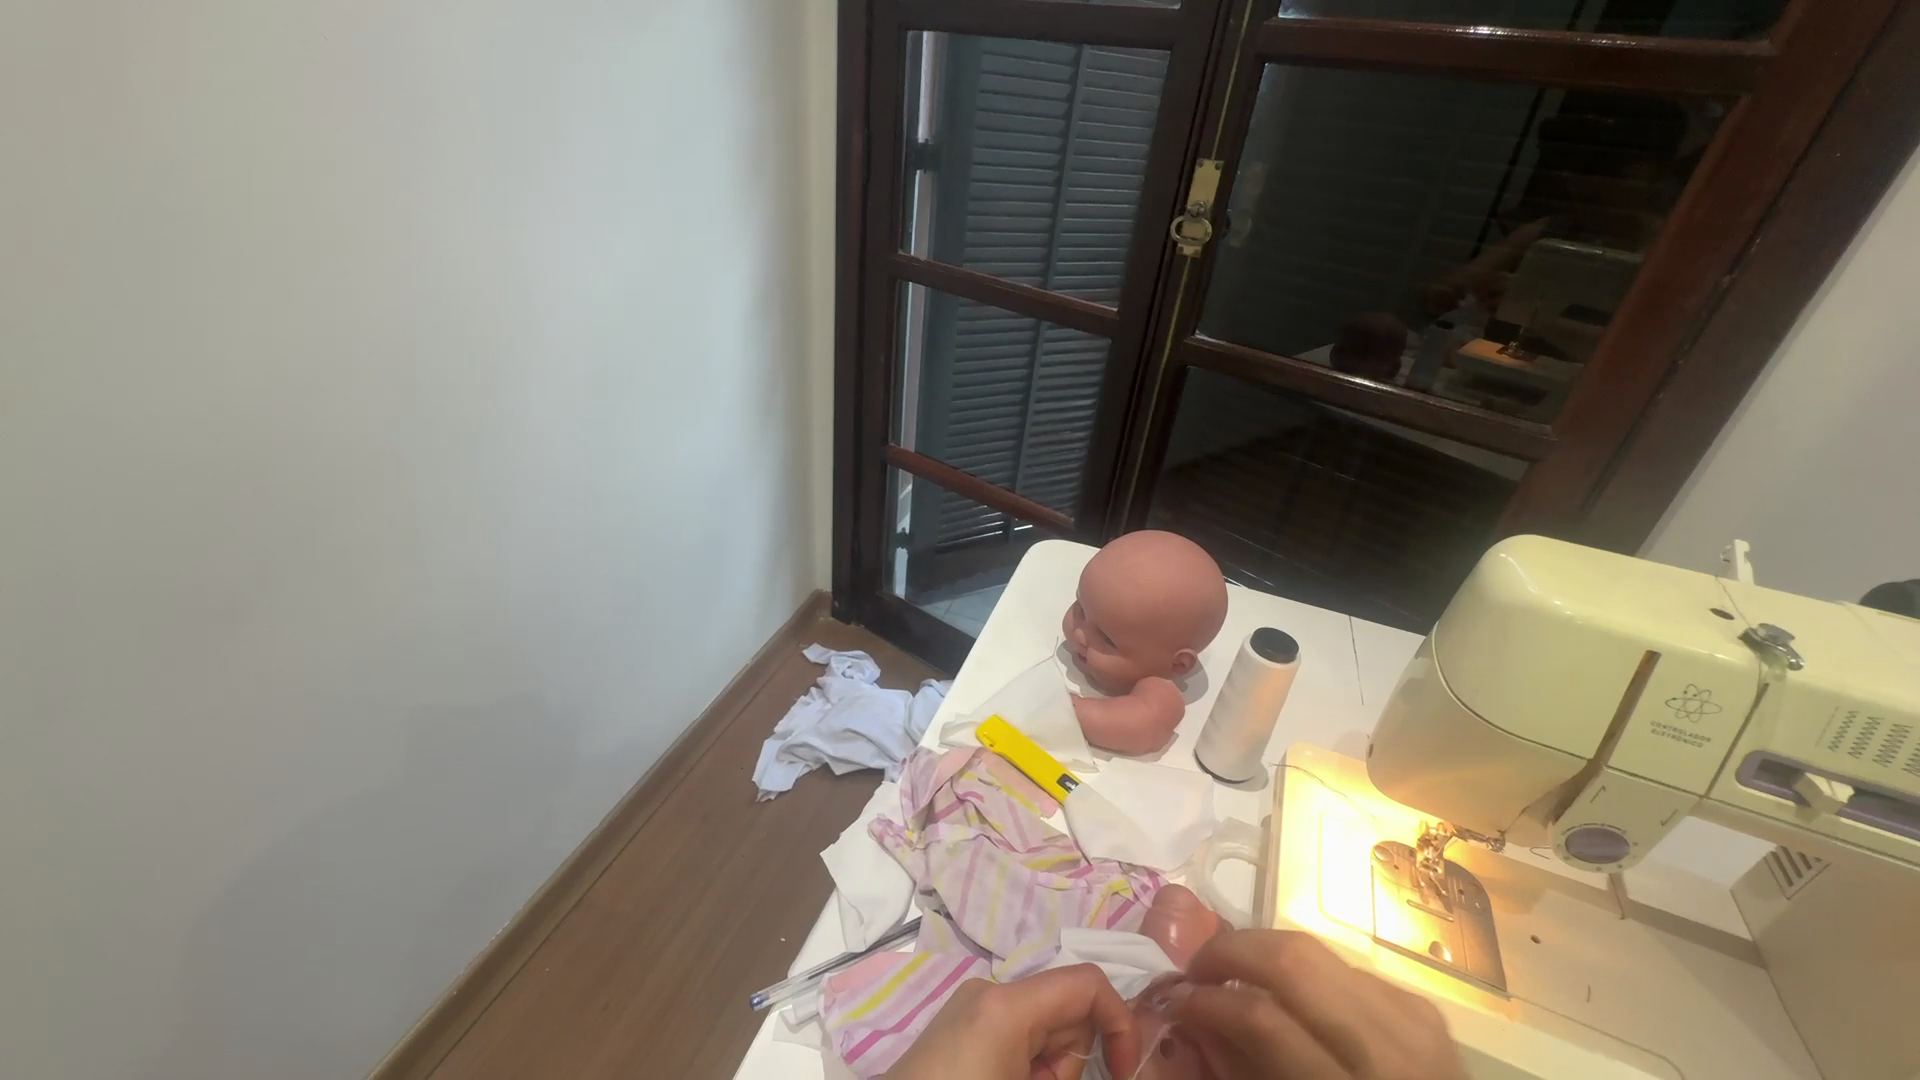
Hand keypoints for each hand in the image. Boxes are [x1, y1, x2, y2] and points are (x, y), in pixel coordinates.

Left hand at [882, 964, 1139, 1079]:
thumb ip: (1073, 1069)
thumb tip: (1106, 1062)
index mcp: (1007, 1003)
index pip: (1087, 983)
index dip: (1119, 1022)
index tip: (1124, 1072)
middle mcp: (988, 991)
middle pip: (1062, 1009)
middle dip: (1070, 1059)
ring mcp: (968, 1006)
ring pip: (1039, 1026)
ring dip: (1046, 1067)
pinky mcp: (956, 1027)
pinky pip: (1012, 1035)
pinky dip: (1023, 1063)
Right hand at [1171, 930, 1466, 1079]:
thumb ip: (1245, 1073)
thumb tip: (1193, 1017)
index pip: (1264, 1019)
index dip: (1208, 1002)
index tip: (1174, 1001)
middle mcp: (1391, 1050)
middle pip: (1291, 960)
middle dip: (1229, 952)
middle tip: (1196, 969)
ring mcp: (1415, 1023)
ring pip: (1316, 949)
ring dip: (1261, 952)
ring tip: (1231, 972)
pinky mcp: (1426, 1011)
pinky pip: (1346, 967)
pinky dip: (1305, 973)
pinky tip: (1288, 994)